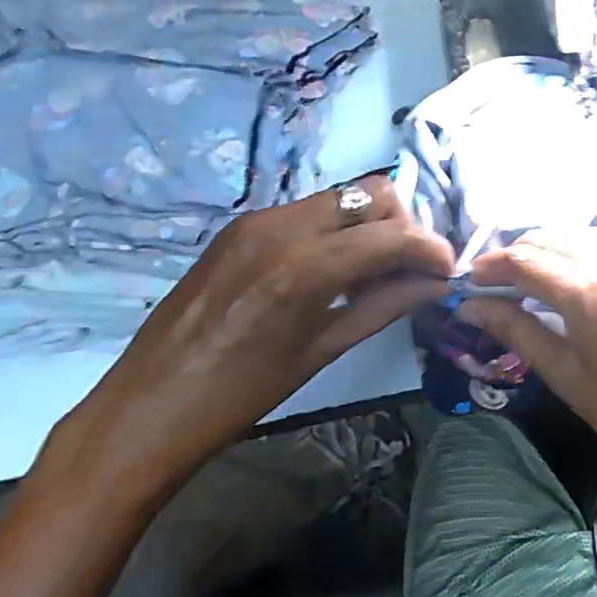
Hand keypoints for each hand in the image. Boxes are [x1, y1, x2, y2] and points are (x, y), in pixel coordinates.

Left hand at [65, 176, 452, 471]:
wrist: (151, 404)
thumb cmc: (242, 394)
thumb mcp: (322, 351)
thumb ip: (383, 307)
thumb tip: (434, 285)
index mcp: (304, 266)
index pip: (391, 234)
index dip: (429, 249)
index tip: (446, 272)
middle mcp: (282, 225)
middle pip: (370, 192)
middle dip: (403, 225)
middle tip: (410, 270)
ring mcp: (256, 220)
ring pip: (339, 198)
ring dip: (370, 226)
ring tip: (373, 275)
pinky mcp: (239, 226)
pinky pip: (306, 212)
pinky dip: (334, 231)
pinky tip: (332, 272)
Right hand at [459, 227, 596, 513]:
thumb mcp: (563, 374)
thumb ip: (515, 329)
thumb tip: (469, 307)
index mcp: (591, 296)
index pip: (525, 261)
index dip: (490, 266)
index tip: (467, 281)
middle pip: (547, 239)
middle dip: (512, 255)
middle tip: (489, 283)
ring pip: (575, 234)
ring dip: (542, 248)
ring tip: (519, 278)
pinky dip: (572, 249)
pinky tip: (559, 273)